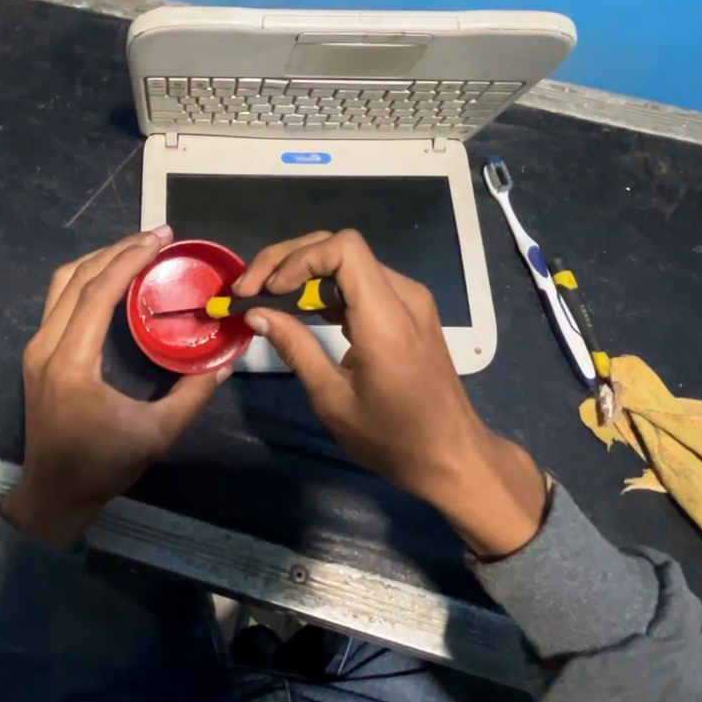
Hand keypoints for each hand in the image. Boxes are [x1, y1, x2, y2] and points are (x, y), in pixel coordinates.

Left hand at [3, 227, 225, 548]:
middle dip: (117, 250)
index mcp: (72, 363)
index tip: (160, 238)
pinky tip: (113, 279)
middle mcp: (46, 347)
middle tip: (156, 236)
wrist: (53, 493)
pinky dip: (86, 279)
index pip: (97, 294)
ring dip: (98, 260)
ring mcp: (36, 348)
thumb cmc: (103, 466)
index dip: (129, 259)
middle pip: (77, 277)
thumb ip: (192, 395)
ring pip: (62, 283)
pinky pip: (58, 300)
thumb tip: (224, 362)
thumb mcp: (156, 434)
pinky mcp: (37, 353)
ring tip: (136, 250)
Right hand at [234, 230, 547, 555]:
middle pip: (340, 246)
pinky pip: (360, 280)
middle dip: (289, 260)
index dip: (298, 259)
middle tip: (249, 290)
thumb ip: (295, 347)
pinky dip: (324, 287)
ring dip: (303, 272)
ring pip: (348, 260)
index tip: (268, 291)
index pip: (343, 248)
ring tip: (266, 297)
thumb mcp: (332, 398)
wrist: (452, 455)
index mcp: (386, 317)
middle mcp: (403, 295)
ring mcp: (409, 299)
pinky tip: (298, 308)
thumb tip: (256, 313)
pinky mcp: (407, 310)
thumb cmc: (392, 436)